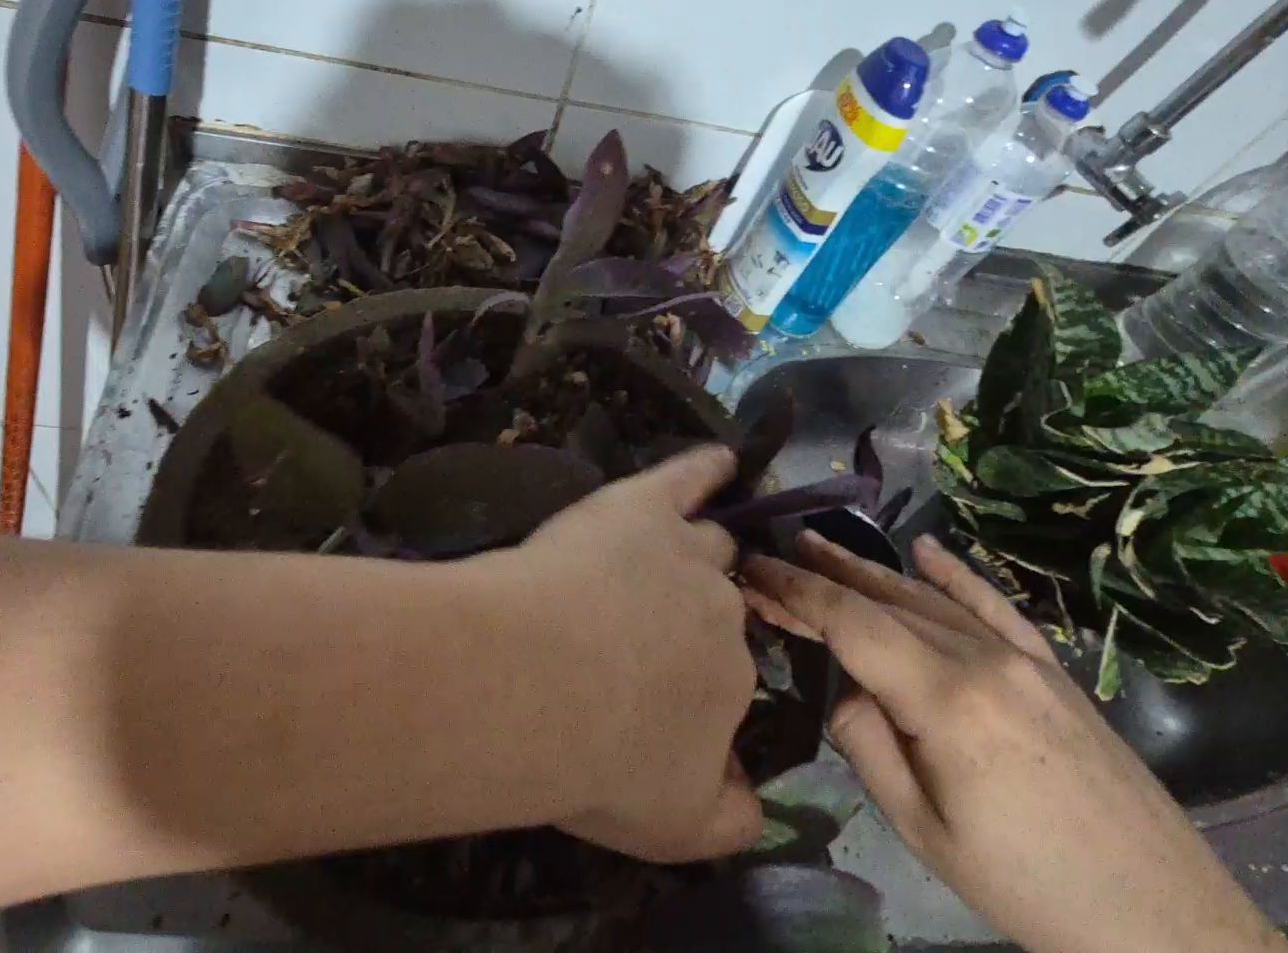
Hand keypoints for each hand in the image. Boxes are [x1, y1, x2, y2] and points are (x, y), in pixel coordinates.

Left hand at [477, 445, 761, 862]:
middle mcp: (720, 616)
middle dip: (696, 616)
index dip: (695, 681)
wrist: (534, 683)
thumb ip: (727, 817)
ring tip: (694, 546)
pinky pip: (686, 479)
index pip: (729, 677)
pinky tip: (720, 461)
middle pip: (719, 607)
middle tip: (649, 625)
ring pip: (707, 546)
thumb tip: (753, 802)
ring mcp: (683, 556)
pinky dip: (705, 470)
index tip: (657, 687)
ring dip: (703, 549)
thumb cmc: (594, 760)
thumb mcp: (672, 825)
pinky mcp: (641, 509)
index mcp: (731, 684)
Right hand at [744, 532, 1287, 952]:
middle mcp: (983, 660)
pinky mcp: (1053, 672)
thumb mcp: (920, 826)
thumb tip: (847, 689)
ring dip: (868, 570)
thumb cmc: (1025, 885)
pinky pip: (994, 607)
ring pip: (929, 598)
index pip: (850, 622)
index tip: (752, 570)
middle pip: (883, 602)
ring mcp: (1025, 660)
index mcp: (945, 700)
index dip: (794, 590)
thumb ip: (867, 743)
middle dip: (819, 577)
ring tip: (818, 545)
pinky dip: (955, 575)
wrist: (1163, 920)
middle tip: (769, 557)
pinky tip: (925, 549)